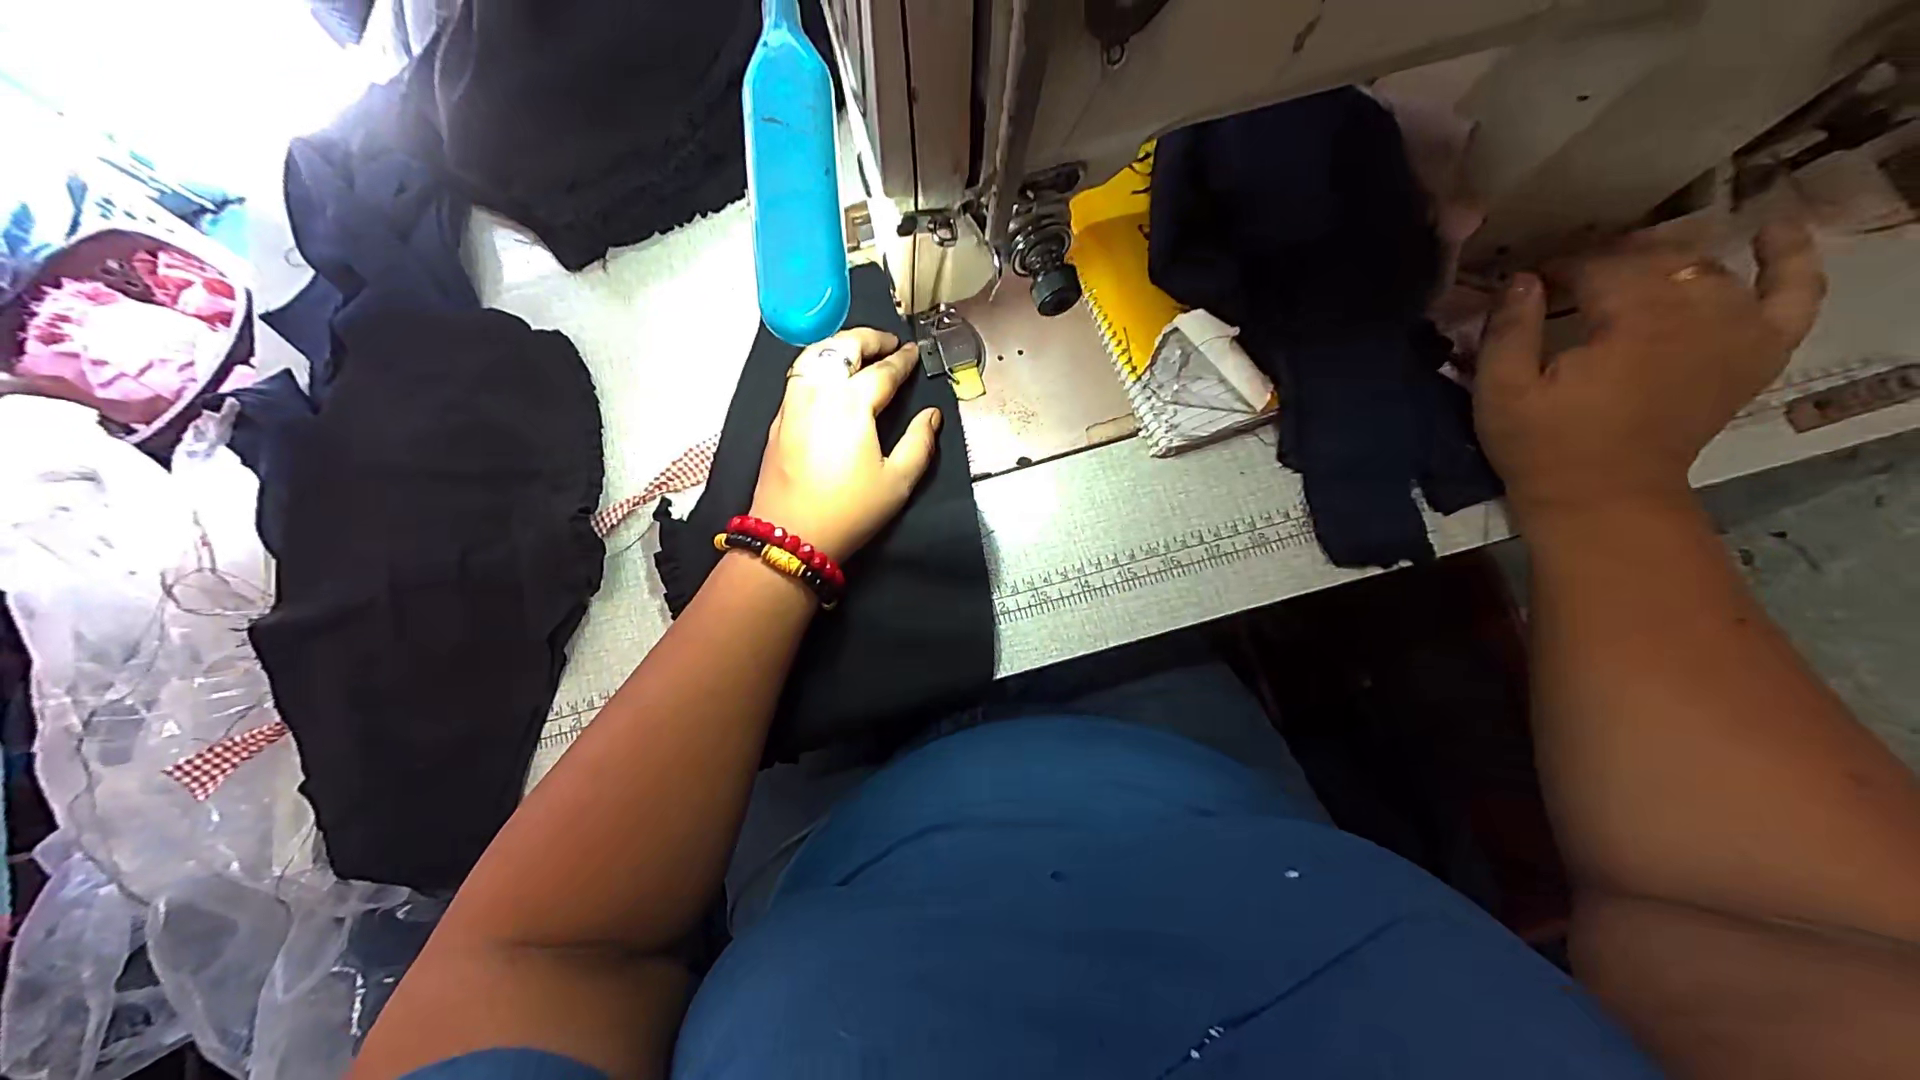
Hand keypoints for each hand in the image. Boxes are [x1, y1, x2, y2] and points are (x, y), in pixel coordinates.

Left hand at [748, 328, 941, 560]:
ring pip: (815, 355)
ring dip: (840, 345)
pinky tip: (830, 376)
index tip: (914, 353)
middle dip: (869, 338)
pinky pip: (800, 374)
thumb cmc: (848, 511)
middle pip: (843, 347)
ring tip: (859, 352)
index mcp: (851, 403)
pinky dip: (819, 363)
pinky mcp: (779, 418)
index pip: (883, 370)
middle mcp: (818, 392)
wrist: (790, 535)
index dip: (903, 360)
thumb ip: (920, 443)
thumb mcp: (898, 482)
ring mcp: (793, 402)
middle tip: (889, 342)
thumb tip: (931, 417)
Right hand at [1474, 221, 1825, 528]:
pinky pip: (1794, 291)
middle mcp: (1699, 312)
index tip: (1531, 278)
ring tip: (1626, 269)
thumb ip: (1509, 330)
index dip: (1561, 265)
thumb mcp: (1500, 391)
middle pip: (1655, 259)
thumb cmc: (1541, 446)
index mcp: (1632, 322)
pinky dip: (1791, 257)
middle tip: (1567, 277)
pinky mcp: (1758, 350)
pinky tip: (1773, 233)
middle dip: (1607, 259)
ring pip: (1707, 267)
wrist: (1602, 496)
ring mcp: (1740, 329)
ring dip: (1665, 260)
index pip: (1599, 265)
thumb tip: (1523, 278)